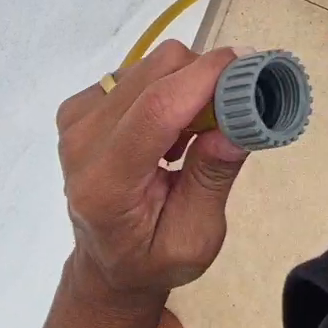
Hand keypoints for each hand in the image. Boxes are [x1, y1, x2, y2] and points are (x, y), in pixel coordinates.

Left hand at [55, 41, 249, 301]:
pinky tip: (166, 123)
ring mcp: (76, 118)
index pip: (157, 110)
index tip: (251, 65)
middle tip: (228, 113)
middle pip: (159, 74)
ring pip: (154, 63)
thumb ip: (212, 181)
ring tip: (191, 129)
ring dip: (188, 83)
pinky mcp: (80, 104)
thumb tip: (236, 126)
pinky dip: (169, 85)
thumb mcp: (196, 239)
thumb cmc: (154, 257)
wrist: (106, 264)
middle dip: (206, 79)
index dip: (205, 77)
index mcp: (107, 185)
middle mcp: (82, 143)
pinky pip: (142, 68)